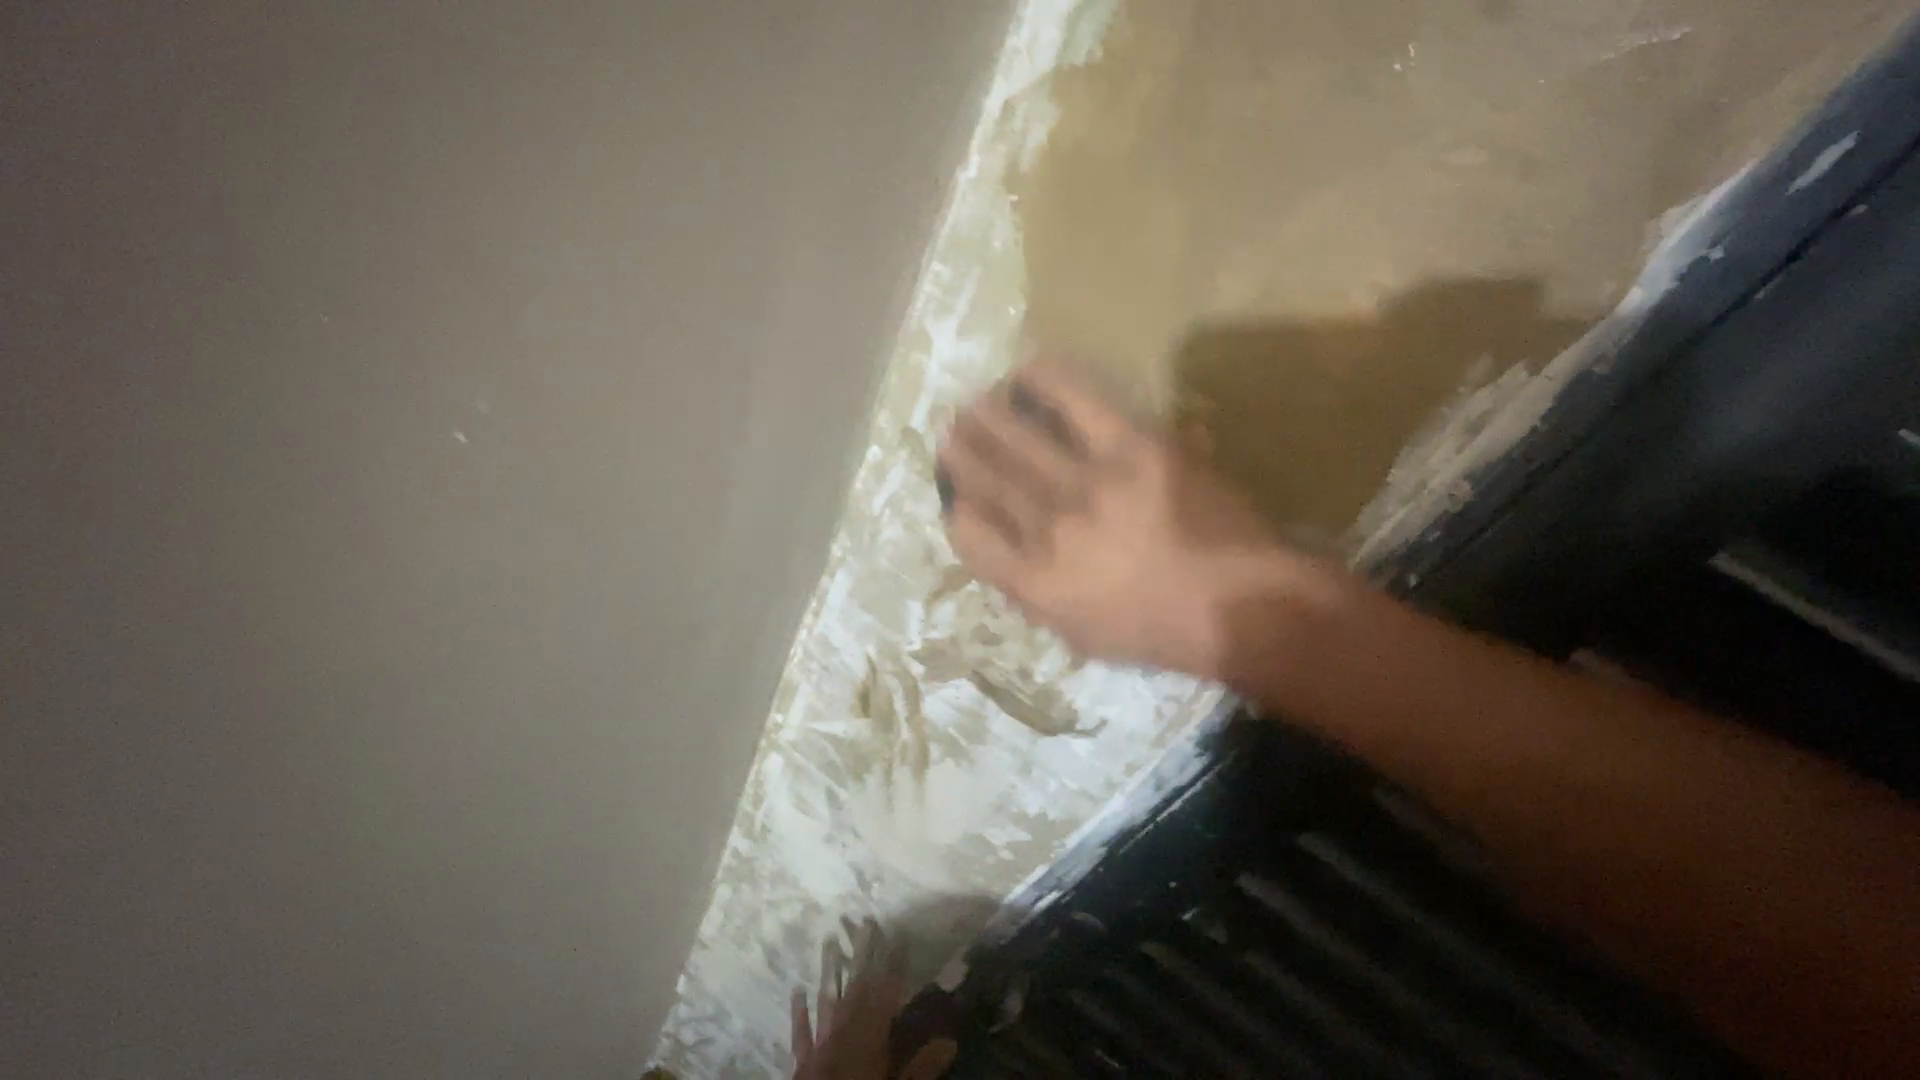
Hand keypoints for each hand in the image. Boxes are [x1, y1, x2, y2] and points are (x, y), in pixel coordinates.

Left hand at [791, 918, 955, 1079]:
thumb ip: (922, 1068)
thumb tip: (950, 1042)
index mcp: (870, 1038)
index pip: (886, 992)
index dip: (894, 963)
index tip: (899, 933)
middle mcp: (844, 1034)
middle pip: (856, 988)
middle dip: (863, 954)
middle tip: (865, 920)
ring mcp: (821, 1045)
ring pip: (827, 1001)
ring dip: (830, 971)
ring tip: (829, 940)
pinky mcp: (802, 1062)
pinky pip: (802, 1032)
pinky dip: (800, 1011)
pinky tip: (797, 990)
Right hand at [935, 359, 1299, 680]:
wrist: (1238, 604)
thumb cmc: (1159, 630)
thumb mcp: (1079, 634)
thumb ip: (1031, 594)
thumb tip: (1001, 551)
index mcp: (1034, 583)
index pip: (970, 535)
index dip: (957, 508)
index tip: (956, 494)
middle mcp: (1049, 531)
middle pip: (987, 481)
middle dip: (961, 454)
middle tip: (949, 432)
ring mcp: (1089, 485)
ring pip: (1018, 441)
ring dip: (987, 418)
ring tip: (973, 404)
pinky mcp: (1131, 447)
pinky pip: (1075, 402)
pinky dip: (1044, 383)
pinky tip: (1024, 372)